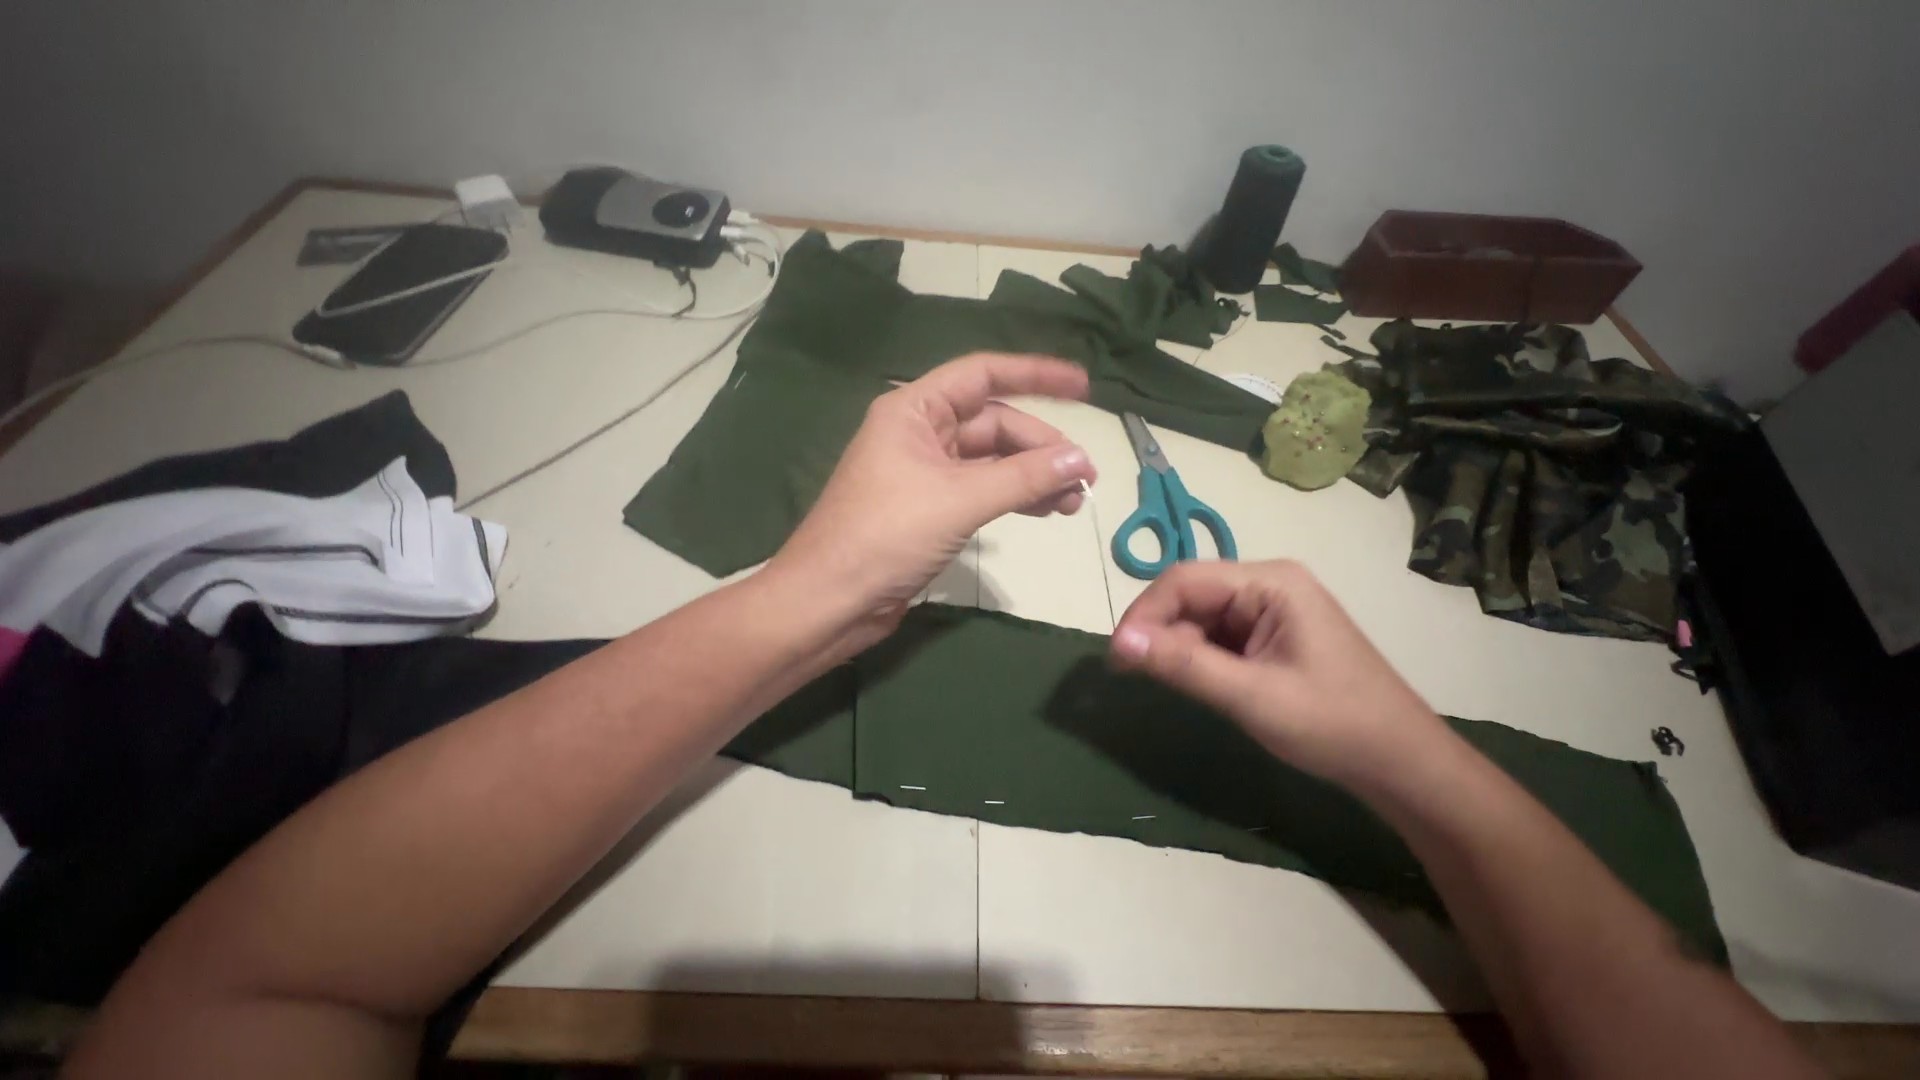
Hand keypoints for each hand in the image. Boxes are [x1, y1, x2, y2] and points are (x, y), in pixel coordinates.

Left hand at [768, 352, 1098, 656]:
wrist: (830, 602)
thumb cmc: (884, 536)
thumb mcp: (959, 500)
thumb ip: (1023, 477)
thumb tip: (1081, 460)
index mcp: (913, 410)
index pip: (983, 375)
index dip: (1035, 375)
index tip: (1084, 385)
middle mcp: (920, 433)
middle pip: (994, 423)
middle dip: (1041, 445)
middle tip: (1085, 476)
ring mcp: (925, 473)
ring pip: (992, 461)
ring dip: (1034, 475)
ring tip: (1076, 499)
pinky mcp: (931, 510)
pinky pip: (983, 491)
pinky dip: (1015, 498)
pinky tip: (1047, 510)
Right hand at [1110, 560, 1450, 788]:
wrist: (1399, 761)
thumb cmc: (1331, 724)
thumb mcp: (1251, 696)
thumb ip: (1183, 665)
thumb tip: (1119, 642)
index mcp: (1271, 582)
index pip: (1185, 580)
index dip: (1144, 614)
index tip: (1117, 657)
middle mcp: (1269, 584)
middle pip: (1191, 594)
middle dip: (1158, 631)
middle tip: (1130, 674)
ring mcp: (1272, 610)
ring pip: (1201, 616)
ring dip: (1176, 646)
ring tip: (1163, 683)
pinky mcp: (1272, 635)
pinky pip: (1219, 635)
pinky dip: (1197, 657)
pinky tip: (1193, 682)